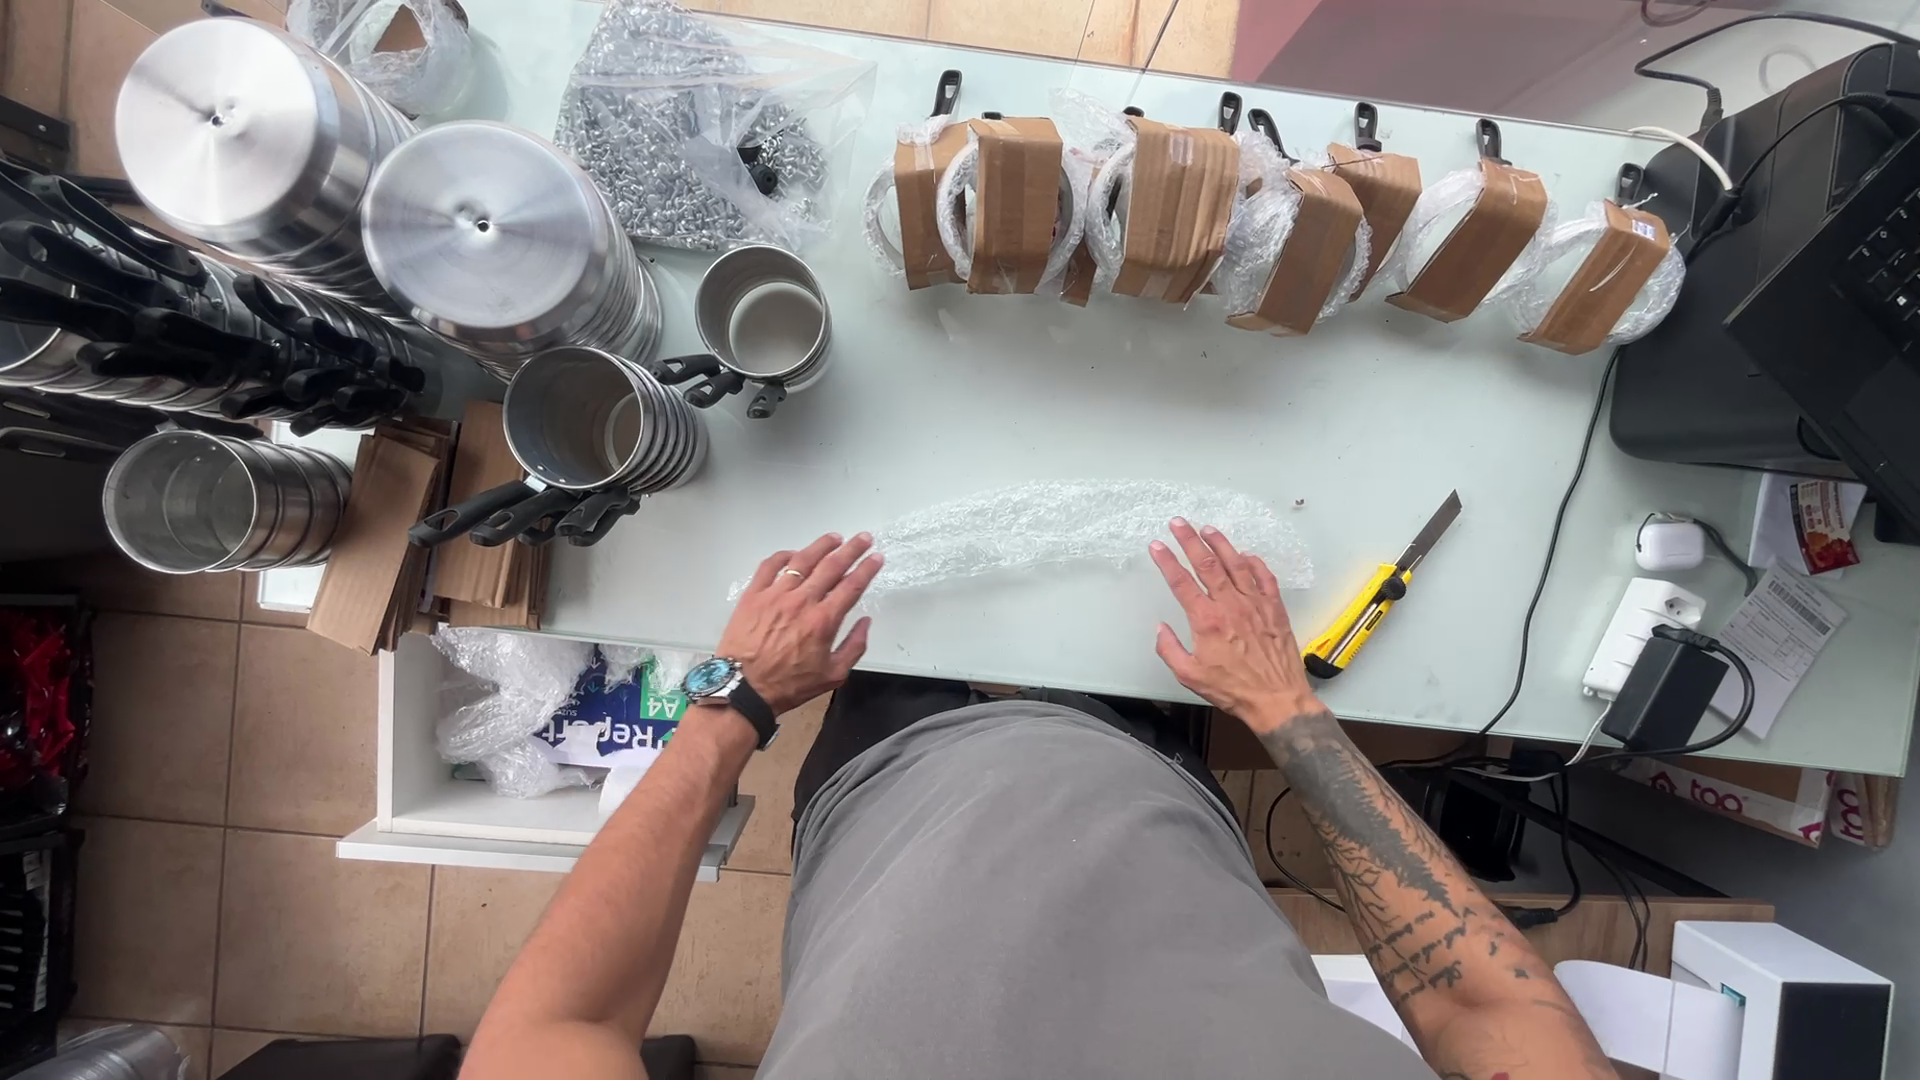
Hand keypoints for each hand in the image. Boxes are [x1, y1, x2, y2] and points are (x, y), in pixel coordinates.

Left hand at [713, 532, 881, 715]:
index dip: (867, 569)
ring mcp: (775, 595)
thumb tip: (865, 623)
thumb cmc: (788, 685)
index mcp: (823, 620)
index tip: (876, 557)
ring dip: (821, 546)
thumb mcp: (832, 675)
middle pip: (832, 566)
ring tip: (834, 538)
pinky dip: (784, 556)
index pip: (852, 586)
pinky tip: (794, 553)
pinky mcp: (753, 595)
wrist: (742, 689)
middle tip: (863, 538)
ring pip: (802, 560)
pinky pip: (769, 566)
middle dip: (852, 549)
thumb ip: (854, 647)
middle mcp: (802, 601)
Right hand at [1149, 518, 1323, 735]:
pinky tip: (1245, 555)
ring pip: (1236, 564)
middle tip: (1179, 523)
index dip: (1166, 561)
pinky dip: (1254, 563)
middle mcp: (1230, 606)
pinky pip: (1264, 578)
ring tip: (1208, 529)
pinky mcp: (1274, 609)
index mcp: (1207, 621)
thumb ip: (1169, 650)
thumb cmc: (1233, 689)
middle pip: (1207, 564)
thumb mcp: (1189, 675)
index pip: (1181, 582)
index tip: (1157, 546)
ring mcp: (1255, 605)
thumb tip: (1161, 629)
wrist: (1277, 700)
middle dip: (1190, 540)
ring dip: (1220, 544)